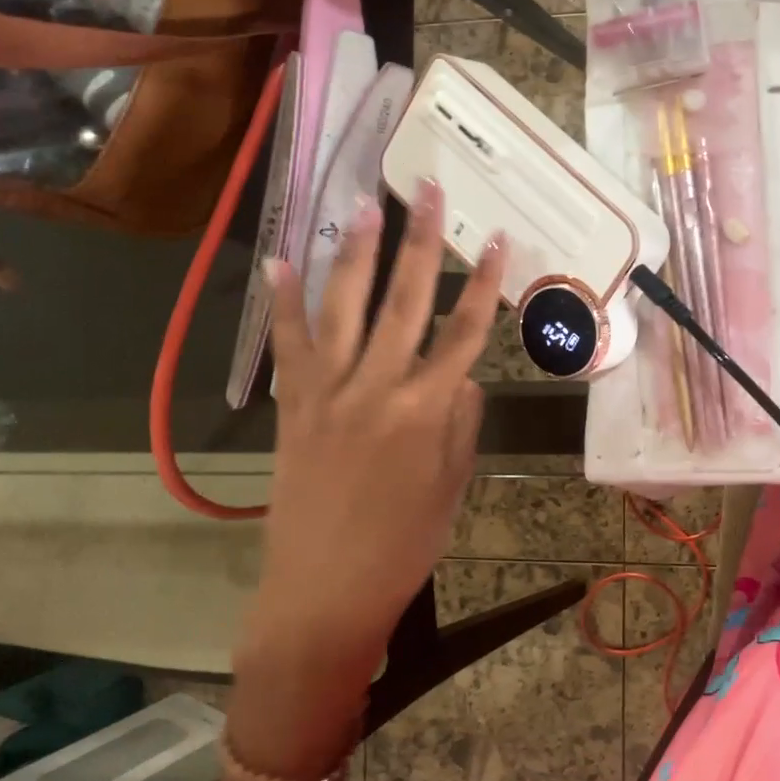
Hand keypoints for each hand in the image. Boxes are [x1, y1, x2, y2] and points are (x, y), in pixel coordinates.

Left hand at [242, 179, 506, 669]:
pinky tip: (284, 262)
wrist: (325, 588)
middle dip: (422, 243)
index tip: (496, 238)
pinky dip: (284, 303)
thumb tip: (464, 377)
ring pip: (346, 309)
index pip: (465, 331)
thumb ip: (462, 419)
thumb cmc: (408, 540)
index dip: (484, 282)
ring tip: (365, 207)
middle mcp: (377, 388)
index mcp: (427, 409)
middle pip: (407, 302)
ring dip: (358, 255)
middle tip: (428, 192)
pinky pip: (289, 345)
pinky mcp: (292, 407)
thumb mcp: (456, 480)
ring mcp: (327, 393)